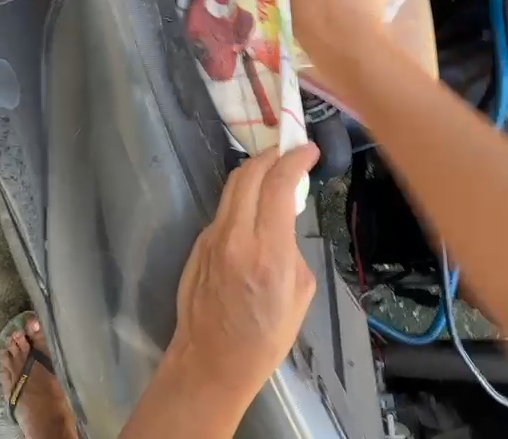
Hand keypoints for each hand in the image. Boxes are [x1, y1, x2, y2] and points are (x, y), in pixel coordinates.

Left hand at [162, 144, 319, 400]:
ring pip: (233, 186)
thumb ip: (293, 248)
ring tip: (274, 168)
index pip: (278, 186)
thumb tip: (285, 222)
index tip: (308, 149)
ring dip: (255, 170)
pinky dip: (242, 196)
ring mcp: (213, 235)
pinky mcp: (200, 240)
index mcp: (268, 252)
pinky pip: (224, 207)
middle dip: (272, 155)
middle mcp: (236, 235)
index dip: (295, 159)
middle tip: (290, 151)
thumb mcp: (299, 294)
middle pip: (249, 174)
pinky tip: (254, 204)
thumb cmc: (265, 337)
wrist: (211, 358)